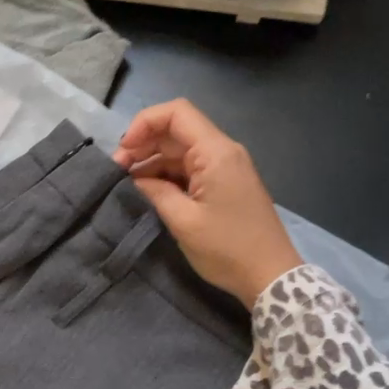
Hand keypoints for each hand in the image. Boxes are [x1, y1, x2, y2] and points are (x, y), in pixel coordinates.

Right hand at [112, 99, 302, 307]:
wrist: (270, 275)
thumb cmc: (227, 248)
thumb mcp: (183, 221)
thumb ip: (155, 192)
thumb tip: (136, 178)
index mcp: (216, 153)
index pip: (176, 113)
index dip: (144, 123)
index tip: (124, 151)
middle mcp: (223, 151)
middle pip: (177, 130)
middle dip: (144, 144)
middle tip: (118, 171)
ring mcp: (226, 166)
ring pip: (181, 149)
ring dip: (153, 160)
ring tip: (128, 182)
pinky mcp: (225, 182)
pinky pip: (191, 167)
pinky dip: (168, 173)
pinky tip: (149, 189)